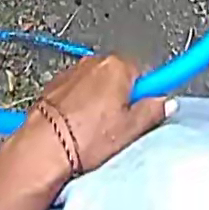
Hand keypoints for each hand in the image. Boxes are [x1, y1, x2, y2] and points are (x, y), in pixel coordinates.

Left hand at [0, 55, 170, 188]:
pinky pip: (77, 90)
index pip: (145, 73)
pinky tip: (77, 127)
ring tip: (95, 131)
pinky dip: (79, 104)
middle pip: (120, 77)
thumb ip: (152, 111)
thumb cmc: (83, 139)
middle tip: (119, 127)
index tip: (148, 106)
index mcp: (117, 66)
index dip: (146, 95)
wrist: (42, 148)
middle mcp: (95, 61)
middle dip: (122, 99)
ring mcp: (74, 71)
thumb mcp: (129, 131)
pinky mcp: (56, 83)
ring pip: (97, 84)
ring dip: (99, 101)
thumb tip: (166, 102)